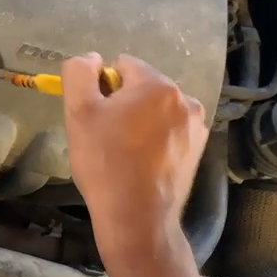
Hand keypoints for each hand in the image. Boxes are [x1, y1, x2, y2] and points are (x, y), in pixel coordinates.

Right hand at [62, 54, 208, 265]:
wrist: (137, 217)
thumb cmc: (104, 162)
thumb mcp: (78, 112)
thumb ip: (79, 73)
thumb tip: (92, 59)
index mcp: (158, 85)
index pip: (122, 64)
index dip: (101, 86)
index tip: (93, 115)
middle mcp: (185, 100)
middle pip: (141, 87)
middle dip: (121, 103)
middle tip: (103, 135)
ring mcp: (196, 127)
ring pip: (155, 109)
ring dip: (137, 120)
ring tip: (121, 151)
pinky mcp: (197, 150)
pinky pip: (168, 130)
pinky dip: (152, 138)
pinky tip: (139, 162)